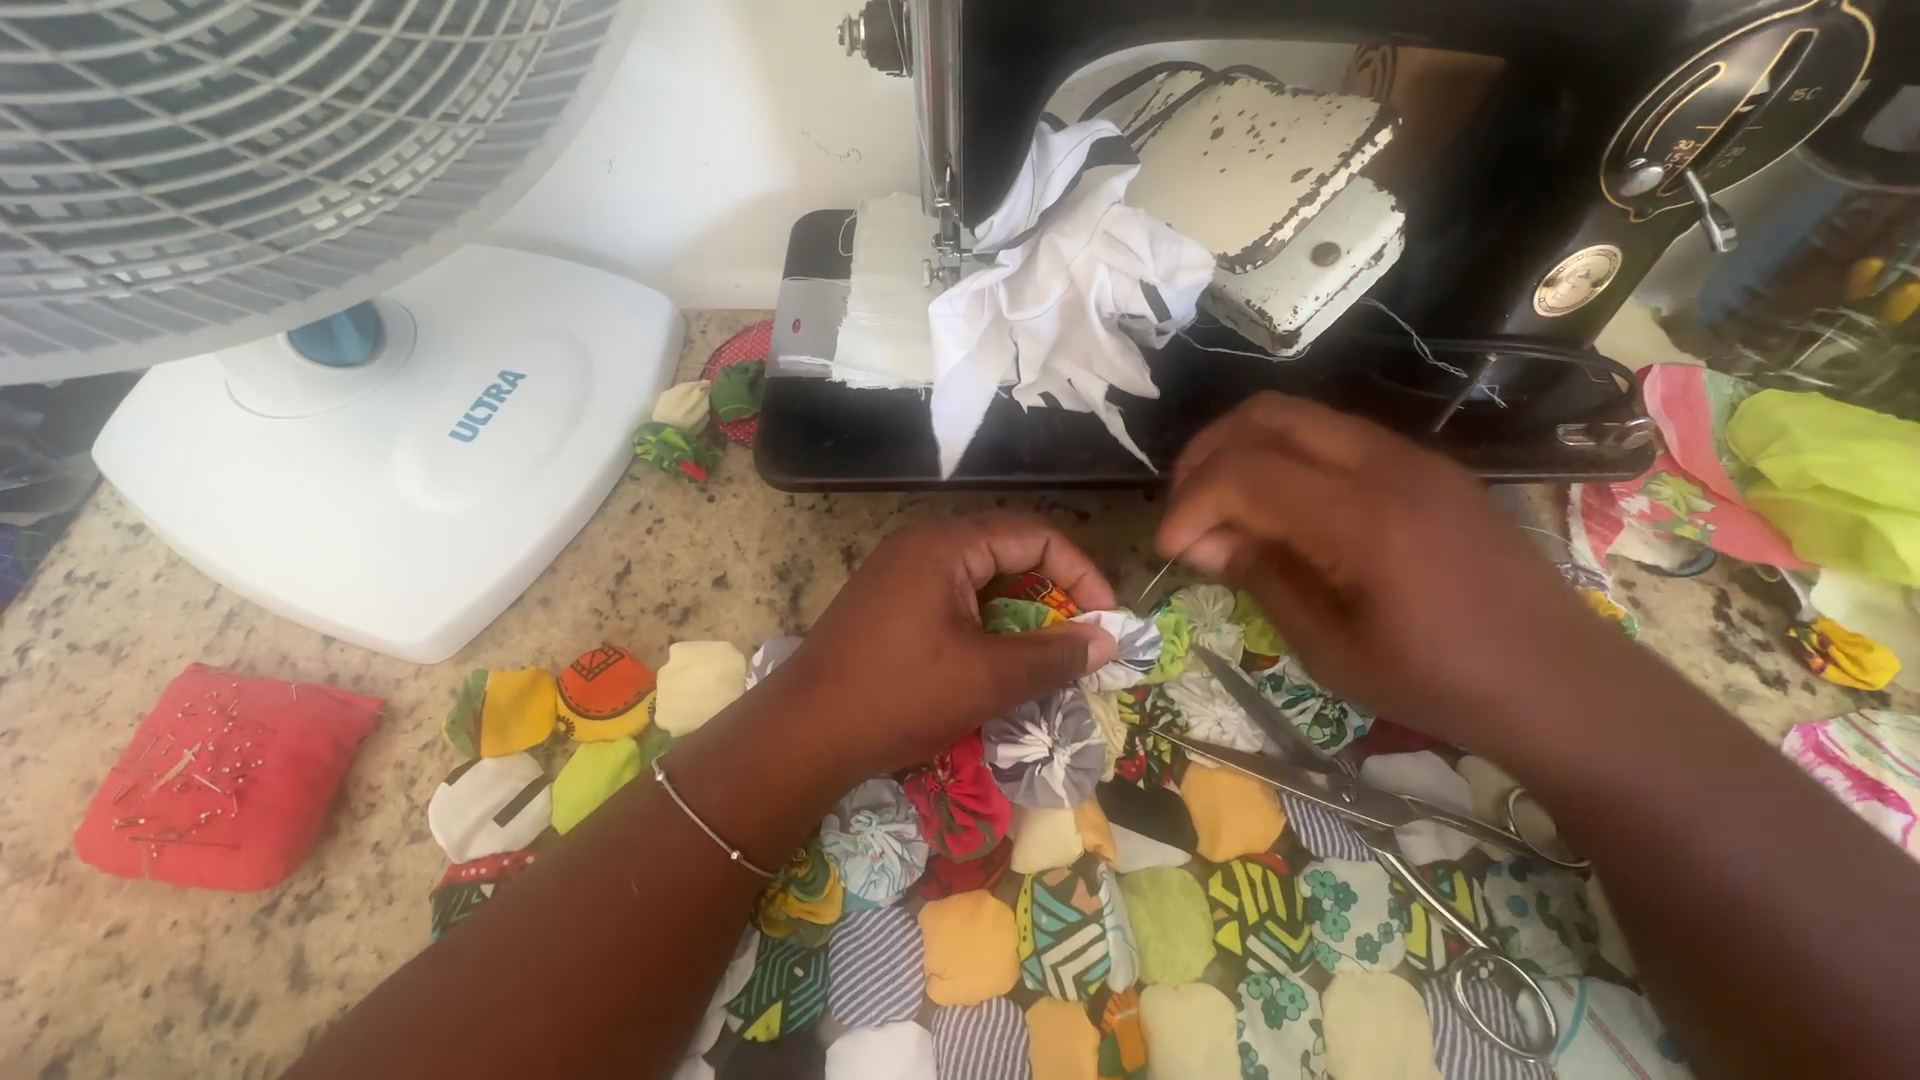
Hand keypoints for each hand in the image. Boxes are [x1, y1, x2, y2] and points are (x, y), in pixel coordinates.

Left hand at [763, 513, 1118, 783]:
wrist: (801, 736)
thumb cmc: (898, 697)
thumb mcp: (987, 680)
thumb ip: (1053, 656)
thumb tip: (1108, 641)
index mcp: (945, 545)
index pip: (1034, 534)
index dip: (1080, 573)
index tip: (1105, 621)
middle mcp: (921, 545)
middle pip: (1007, 550)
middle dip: (1053, 591)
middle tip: (1079, 637)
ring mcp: (898, 572)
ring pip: (980, 577)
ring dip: (1020, 610)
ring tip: (1043, 653)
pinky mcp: (886, 602)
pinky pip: (952, 596)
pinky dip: (986, 621)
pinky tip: (994, 659)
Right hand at [1155, 393, 1616, 747]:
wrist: (1561, 681)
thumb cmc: (1440, 684)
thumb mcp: (1330, 650)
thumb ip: (1262, 579)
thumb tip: (1204, 540)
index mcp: (1364, 519)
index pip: (1245, 472)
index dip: (1189, 504)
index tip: (1169, 549)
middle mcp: (1388, 465)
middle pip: (1265, 416)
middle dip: (1205, 457)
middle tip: (1185, 513)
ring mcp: (1412, 457)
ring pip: (1298, 415)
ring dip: (1241, 451)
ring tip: (1220, 510)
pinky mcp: (1425, 466)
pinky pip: (1332, 436)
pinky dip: (1283, 458)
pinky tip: (1276, 510)